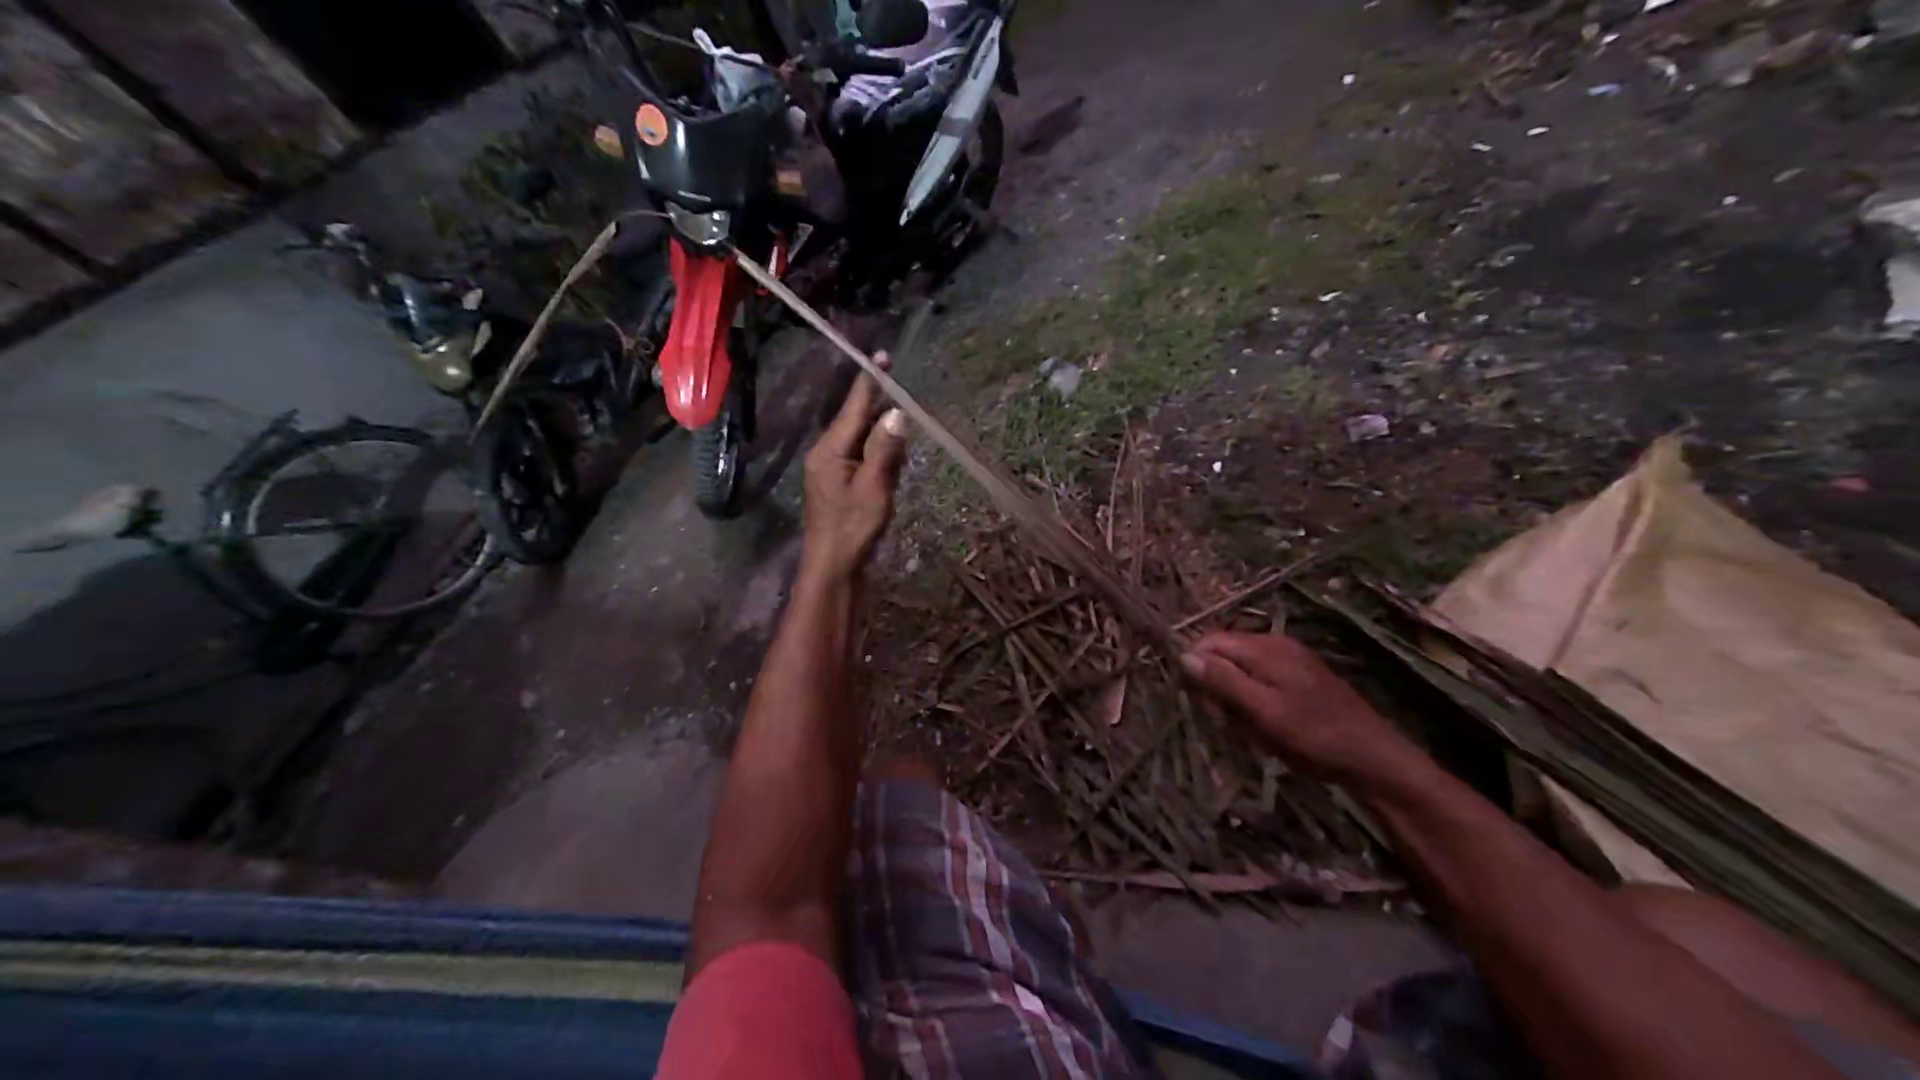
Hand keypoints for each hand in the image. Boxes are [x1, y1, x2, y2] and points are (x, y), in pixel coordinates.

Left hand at [802, 356, 908, 580]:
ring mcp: (830, 470)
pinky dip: (878, 463)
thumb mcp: (874, 487)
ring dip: (883, 447)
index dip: (871, 382)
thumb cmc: (853, 528)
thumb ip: (885, 449)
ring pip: (862, 442)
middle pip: (858, 423)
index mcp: (830, 449)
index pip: (854, 407)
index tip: (883, 356)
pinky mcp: (838, 484)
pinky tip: (889, 478)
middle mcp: (826, 453)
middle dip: (883, 422)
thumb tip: (898, 413)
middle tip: (903, 432)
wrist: (833, 567)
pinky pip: (861, 460)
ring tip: (896, 468)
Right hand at [1181, 632, 1430, 786]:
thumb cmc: (1313, 736)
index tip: (1202, 703)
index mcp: (1265, 647)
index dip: (1196, 670)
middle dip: (1217, 688)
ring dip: (1235, 700)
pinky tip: (1265, 727)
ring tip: (1249, 729)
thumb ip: (1222, 681)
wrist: (1374, 759)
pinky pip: (1260, 682)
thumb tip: (1184, 656)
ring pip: (1240, 671)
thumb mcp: (1262, 710)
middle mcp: (1276, 644)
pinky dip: (1254, 703)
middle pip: (1223, 655)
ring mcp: (1291, 660)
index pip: (1209, 642)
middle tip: (1229, 722)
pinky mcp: (1300, 678)